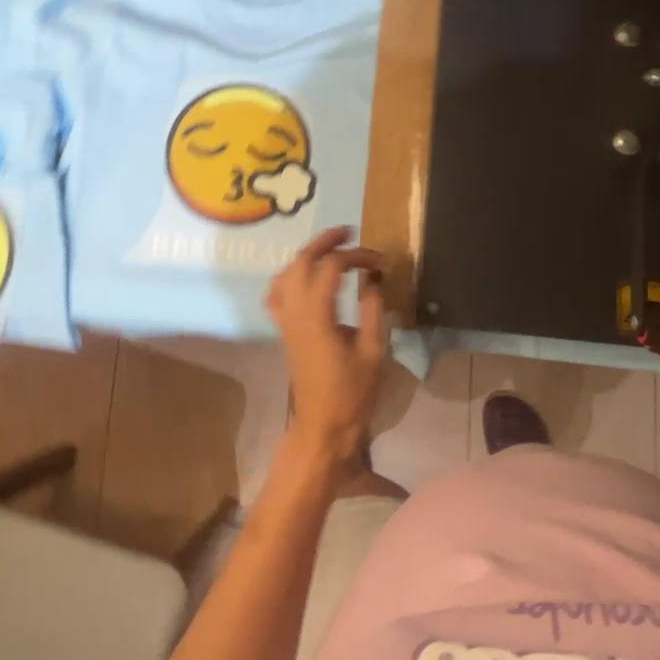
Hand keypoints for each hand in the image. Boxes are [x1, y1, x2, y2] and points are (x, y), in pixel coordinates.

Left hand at [266, 227, 388, 460]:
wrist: (323, 426)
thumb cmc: (352, 392)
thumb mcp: (374, 351)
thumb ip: (374, 310)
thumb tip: (374, 279)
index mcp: (318, 315)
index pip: (333, 267)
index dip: (358, 256)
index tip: (381, 263)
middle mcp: (296, 312)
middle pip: (301, 261)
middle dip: (324, 242)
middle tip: (349, 233)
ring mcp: (286, 321)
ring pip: (286, 274)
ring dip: (306, 256)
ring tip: (330, 250)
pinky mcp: (285, 331)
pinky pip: (278, 295)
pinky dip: (290, 278)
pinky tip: (306, 279)